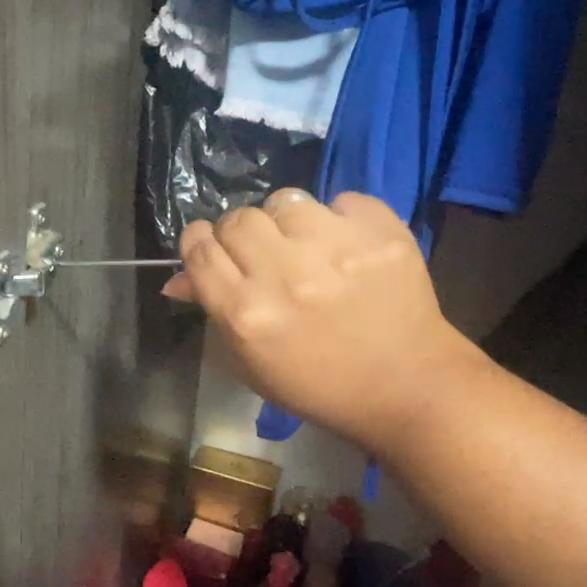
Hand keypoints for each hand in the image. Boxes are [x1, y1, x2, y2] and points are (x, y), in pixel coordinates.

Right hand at [161, 190, 474, 443]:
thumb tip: (178, 278)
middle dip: (241, 233)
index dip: (200, 243)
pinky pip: (341, 199)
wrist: (408, 387)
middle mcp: (286, 273)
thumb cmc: (319, 386)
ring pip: (285, 200)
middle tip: (262, 254)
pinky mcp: (380, 232)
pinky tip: (346, 247)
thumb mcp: (252, 364)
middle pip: (237, 219)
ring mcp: (336, 247)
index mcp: (247, 313)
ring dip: (288, 221)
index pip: (199, 248)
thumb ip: (213, 314)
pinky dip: (339, 219)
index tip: (211, 248)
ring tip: (306, 246)